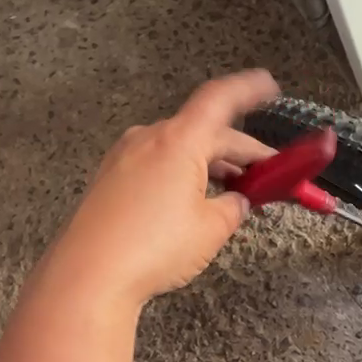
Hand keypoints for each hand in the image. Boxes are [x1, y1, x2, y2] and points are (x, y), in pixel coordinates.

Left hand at [45, 71, 278, 307]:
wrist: (90, 276)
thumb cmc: (153, 247)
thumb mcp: (212, 228)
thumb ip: (234, 207)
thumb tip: (239, 202)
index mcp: (179, 141)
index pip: (220, 101)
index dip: (249, 89)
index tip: (269, 84)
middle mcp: (149, 140)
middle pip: (207, 133)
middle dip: (242, 152)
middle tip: (271, 174)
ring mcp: (127, 158)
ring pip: (183, 150)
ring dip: (215, 167)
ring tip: (240, 195)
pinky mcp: (113, 180)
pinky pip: (161, 165)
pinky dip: (187, 175)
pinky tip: (200, 202)